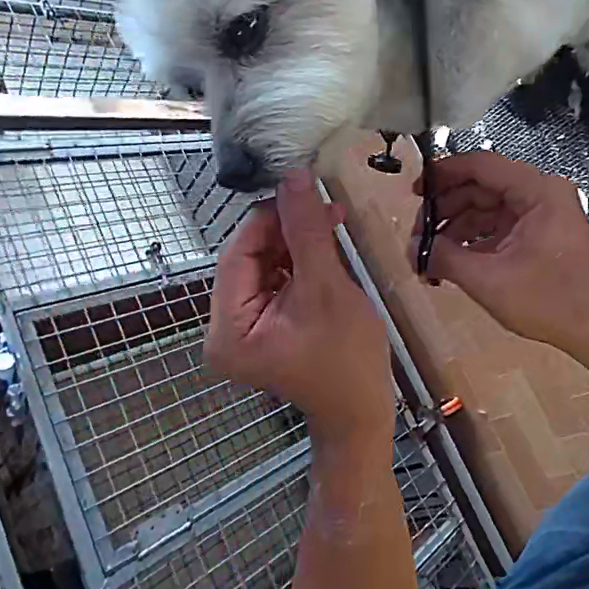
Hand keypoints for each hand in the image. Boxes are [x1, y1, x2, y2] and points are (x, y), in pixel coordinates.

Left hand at [207, 171, 392, 441]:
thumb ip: (307, 233)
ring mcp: (244, 332)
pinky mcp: (266, 331)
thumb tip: (294, 177)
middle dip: (288, 233)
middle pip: (251, 261)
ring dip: (298, 245)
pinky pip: (278, 285)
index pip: (238, 254)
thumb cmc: (348, 359)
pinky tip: (326, 250)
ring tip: (331, 224)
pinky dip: (301, 266)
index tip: (302, 191)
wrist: (364, 411)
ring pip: (267, 269)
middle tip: (325, 208)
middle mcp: (224, 330)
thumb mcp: (327, 291)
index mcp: (226, 329)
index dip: (269, 219)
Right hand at [414, 152, 588, 363]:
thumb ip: (446, 258)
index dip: (443, 175)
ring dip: (457, 229)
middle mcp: (543, 195)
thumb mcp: (489, 280)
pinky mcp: (539, 234)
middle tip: (418, 235)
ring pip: (488, 209)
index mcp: (539, 192)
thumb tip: (414, 250)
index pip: (482, 166)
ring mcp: (542, 214)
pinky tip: (451, 260)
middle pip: (482, 187)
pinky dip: (475, 241)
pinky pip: (500, 226)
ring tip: (429, 255)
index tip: (416, 191)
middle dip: (446, 210)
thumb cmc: (548, 302)